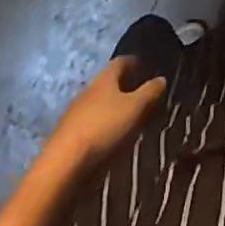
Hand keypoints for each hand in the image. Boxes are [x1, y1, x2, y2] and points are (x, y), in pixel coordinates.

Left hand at [42, 56, 166, 169]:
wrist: (63, 164)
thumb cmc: (104, 128)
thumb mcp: (135, 108)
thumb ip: (149, 92)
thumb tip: (161, 78)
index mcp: (104, 78)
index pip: (120, 62)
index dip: (133, 61)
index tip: (143, 64)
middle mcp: (88, 90)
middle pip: (108, 82)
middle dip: (123, 85)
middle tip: (140, 91)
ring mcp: (75, 112)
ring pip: (99, 103)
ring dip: (113, 106)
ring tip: (128, 116)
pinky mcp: (69, 134)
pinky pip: (91, 122)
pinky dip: (103, 124)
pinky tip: (110, 136)